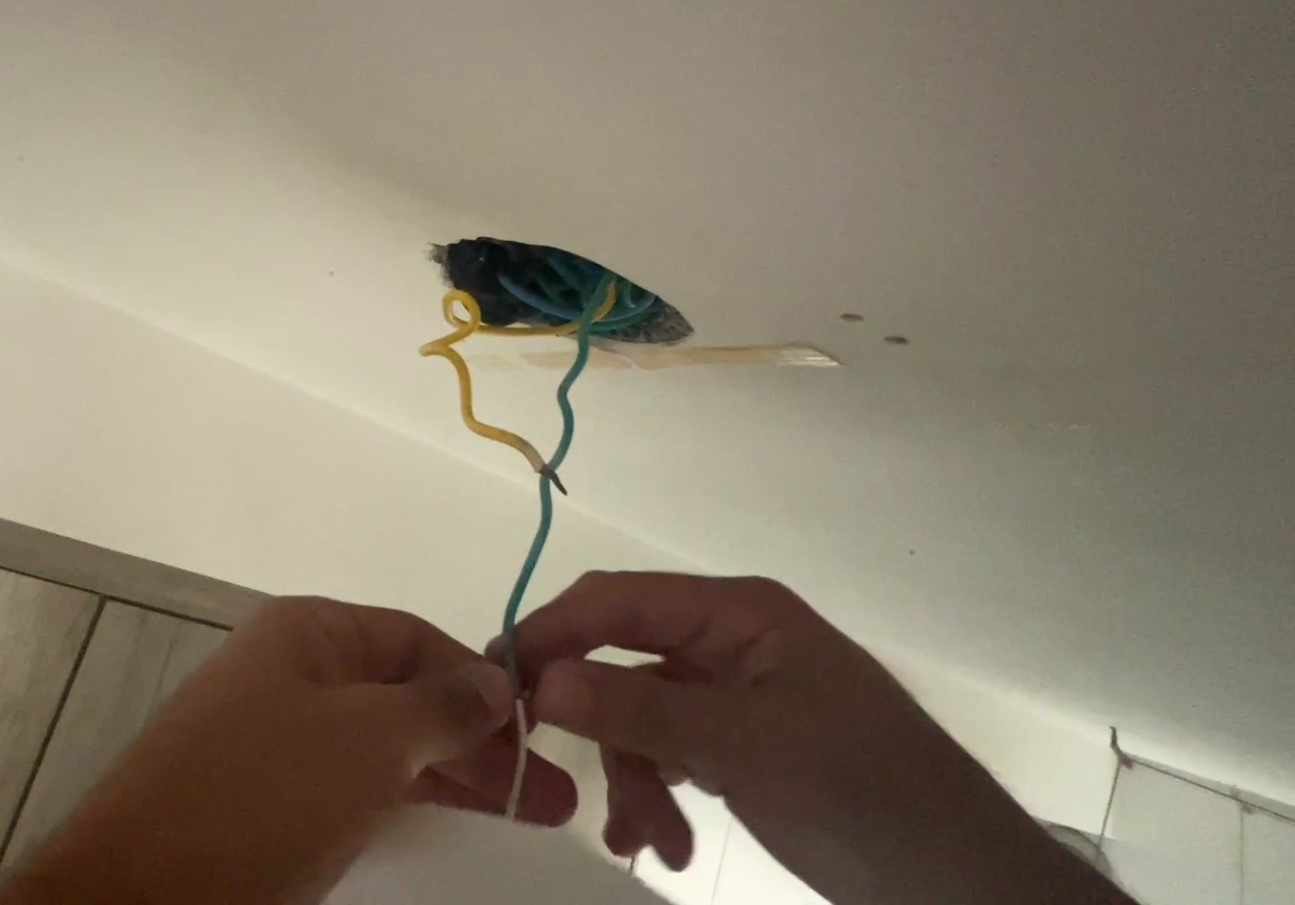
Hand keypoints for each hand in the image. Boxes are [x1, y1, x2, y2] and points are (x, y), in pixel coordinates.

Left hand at [3, 596, 576, 904]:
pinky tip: (443, 836)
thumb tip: (497, 680)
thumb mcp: (367, 738)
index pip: (413, 638)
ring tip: (517, 819)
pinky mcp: (264, 798)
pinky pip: (349, 789)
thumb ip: (438, 705)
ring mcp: (274, 736)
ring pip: (380, 747)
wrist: (135, 892)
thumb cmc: (264, 791)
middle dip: (475, 740)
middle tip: (547, 794)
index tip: (537, 727)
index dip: (476, 677)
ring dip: (447, 778)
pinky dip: (400, 806)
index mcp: (308, 633)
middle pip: (402, 695)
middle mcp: (290, 672)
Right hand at [508, 572, 1132, 904]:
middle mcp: (725, 638)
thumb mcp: (744, 749)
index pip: (617, 600)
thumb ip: (639, 709)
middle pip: (621, 654)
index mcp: (734, 612)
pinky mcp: (738, 740)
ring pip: (639, 711)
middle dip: (590, 713)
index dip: (553, 631)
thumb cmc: (866, 798)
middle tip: (537, 752)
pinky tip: (665, 845)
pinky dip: (657, 793)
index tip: (501, 678)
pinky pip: (668, 749)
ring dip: (631, 774)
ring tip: (648, 839)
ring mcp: (731, 691)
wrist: (975, 897)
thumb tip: (542, 680)